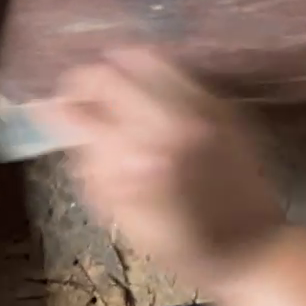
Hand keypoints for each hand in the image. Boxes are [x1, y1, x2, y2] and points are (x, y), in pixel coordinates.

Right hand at [42, 49, 287, 287]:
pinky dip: (152, 71)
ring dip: (119, 68)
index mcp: (138, 155)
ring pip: (143, 57)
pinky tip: (149, 92)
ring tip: (114, 88)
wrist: (252, 247)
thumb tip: (69, 125)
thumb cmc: (181, 244)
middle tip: (81, 97)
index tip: (54, 109)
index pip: (82, 110)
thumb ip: (95, 170)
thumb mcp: (127, 220)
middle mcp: (167, 120)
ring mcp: (198, 106)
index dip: (61, 105)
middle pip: (107, 74)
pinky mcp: (221, 103)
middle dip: (85, 82)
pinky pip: (177, 68)